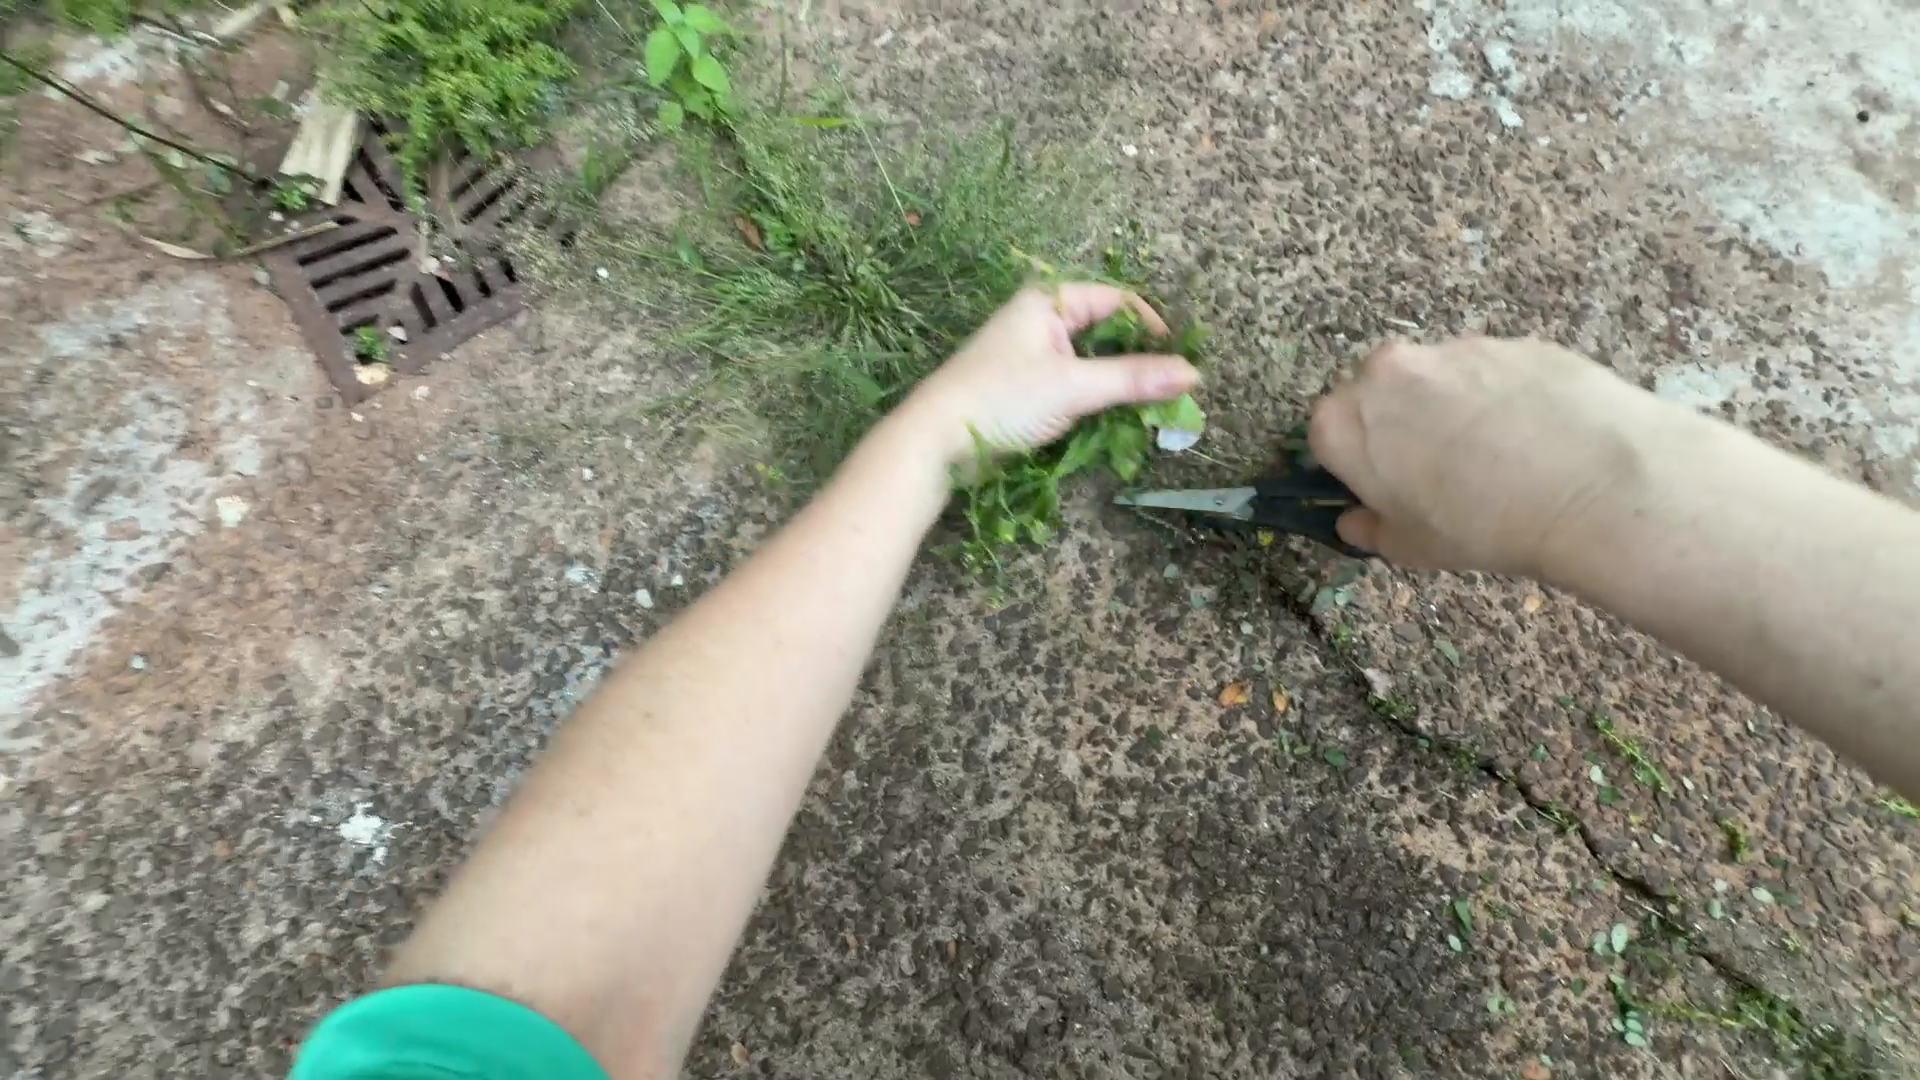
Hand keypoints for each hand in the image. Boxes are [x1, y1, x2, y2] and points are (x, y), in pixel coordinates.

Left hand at [899, 285, 1200, 464]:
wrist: (936, 440)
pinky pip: (1070, 391)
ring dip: (1116, 390)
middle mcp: (1040, 323)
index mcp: (1048, 303)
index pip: (1116, 301)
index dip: (1151, 327)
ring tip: (1145, 415)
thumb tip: (1193, 374)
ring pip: (1089, 367)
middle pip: (1104, 335)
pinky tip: (1111, 426)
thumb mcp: (1073, 386)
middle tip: (1166, 393)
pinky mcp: (1024, 392)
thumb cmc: (1001, 399)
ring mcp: (1030, 359)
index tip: (1178, 360)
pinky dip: (1092, 406)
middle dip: (1136, 363)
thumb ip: (1133, 379)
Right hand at [1309, 337, 1657, 576]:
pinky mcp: (1511, 341)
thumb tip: (1356, 520)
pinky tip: (1533, 431)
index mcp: (1340, 423)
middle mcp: (1383, 374)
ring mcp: (1450, 350)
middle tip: (1434, 464)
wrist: (1593, 487)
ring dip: (1447, 404)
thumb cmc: (1476, 524)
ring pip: (1433, 378)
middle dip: (1394, 422)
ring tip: (1495, 448)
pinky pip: (1491, 370)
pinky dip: (1501, 394)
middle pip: (1374, 395)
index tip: (1381, 482)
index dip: (1352, 461)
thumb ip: (1366, 528)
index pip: (1326, 436)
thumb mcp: (1405, 547)